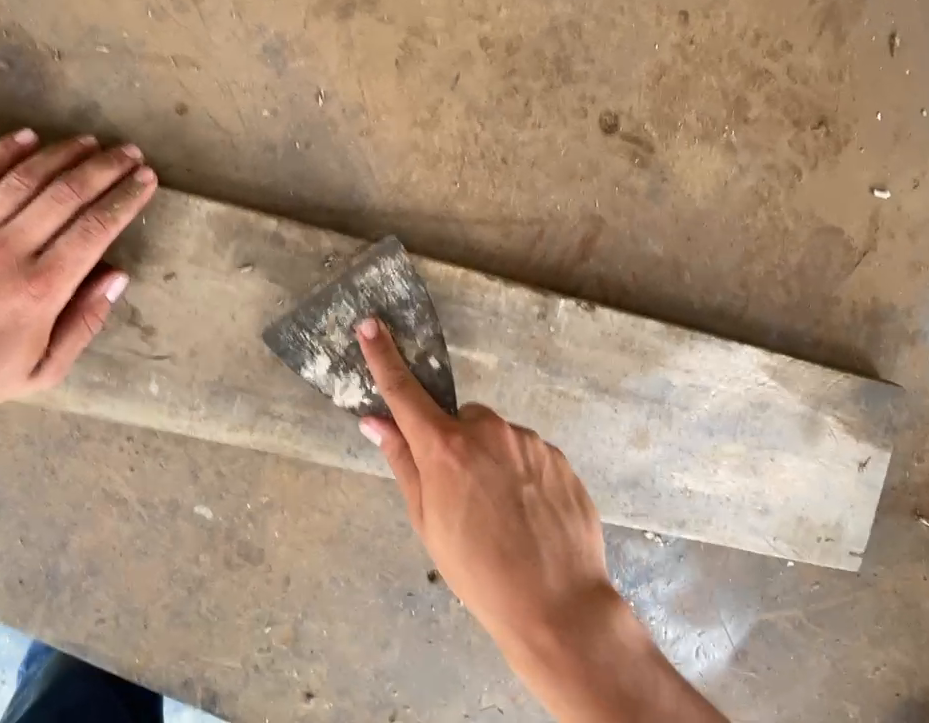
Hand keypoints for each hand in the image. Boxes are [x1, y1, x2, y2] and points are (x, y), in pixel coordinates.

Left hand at [0, 129, 157, 421]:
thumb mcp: (41, 370)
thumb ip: (84, 324)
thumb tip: (117, 276)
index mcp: (41, 289)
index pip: (96, 228)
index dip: (126, 198)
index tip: (145, 180)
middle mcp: (9, 252)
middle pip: (68, 194)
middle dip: (106, 168)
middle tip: (129, 153)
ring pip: (26, 179)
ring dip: (64, 154)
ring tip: (90, 142)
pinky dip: (4, 153)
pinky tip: (30, 137)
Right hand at [355, 317, 618, 650]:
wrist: (556, 604)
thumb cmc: (478, 571)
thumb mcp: (426, 521)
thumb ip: (402, 462)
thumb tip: (374, 422)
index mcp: (445, 447)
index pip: (404, 391)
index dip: (383, 356)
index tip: (370, 323)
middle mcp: (488, 431)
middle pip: (460, 420)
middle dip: (455, 444)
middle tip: (462, 495)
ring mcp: (528, 440)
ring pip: (496, 437)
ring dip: (491, 460)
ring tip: (501, 514)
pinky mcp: (558, 456)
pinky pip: (527, 452)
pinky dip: (520, 473)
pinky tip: (527, 514)